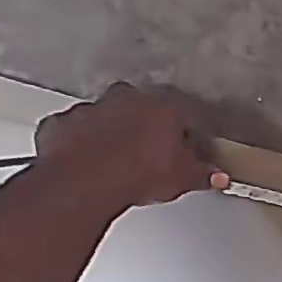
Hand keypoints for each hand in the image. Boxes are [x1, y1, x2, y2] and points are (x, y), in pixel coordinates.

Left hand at [33, 83, 230, 207]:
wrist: (84, 182)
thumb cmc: (136, 172)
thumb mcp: (185, 178)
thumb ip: (204, 174)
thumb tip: (215, 176)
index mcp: (164, 107)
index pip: (191, 112)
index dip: (198, 131)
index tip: (199, 147)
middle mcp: (128, 100)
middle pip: (149, 108)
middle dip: (156, 126)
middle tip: (163, 151)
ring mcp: (93, 109)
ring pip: (113, 115)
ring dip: (121, 131)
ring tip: (129, 160)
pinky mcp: (65, 124)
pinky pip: (80, 129)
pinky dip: (88, 141)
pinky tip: (95, 160)